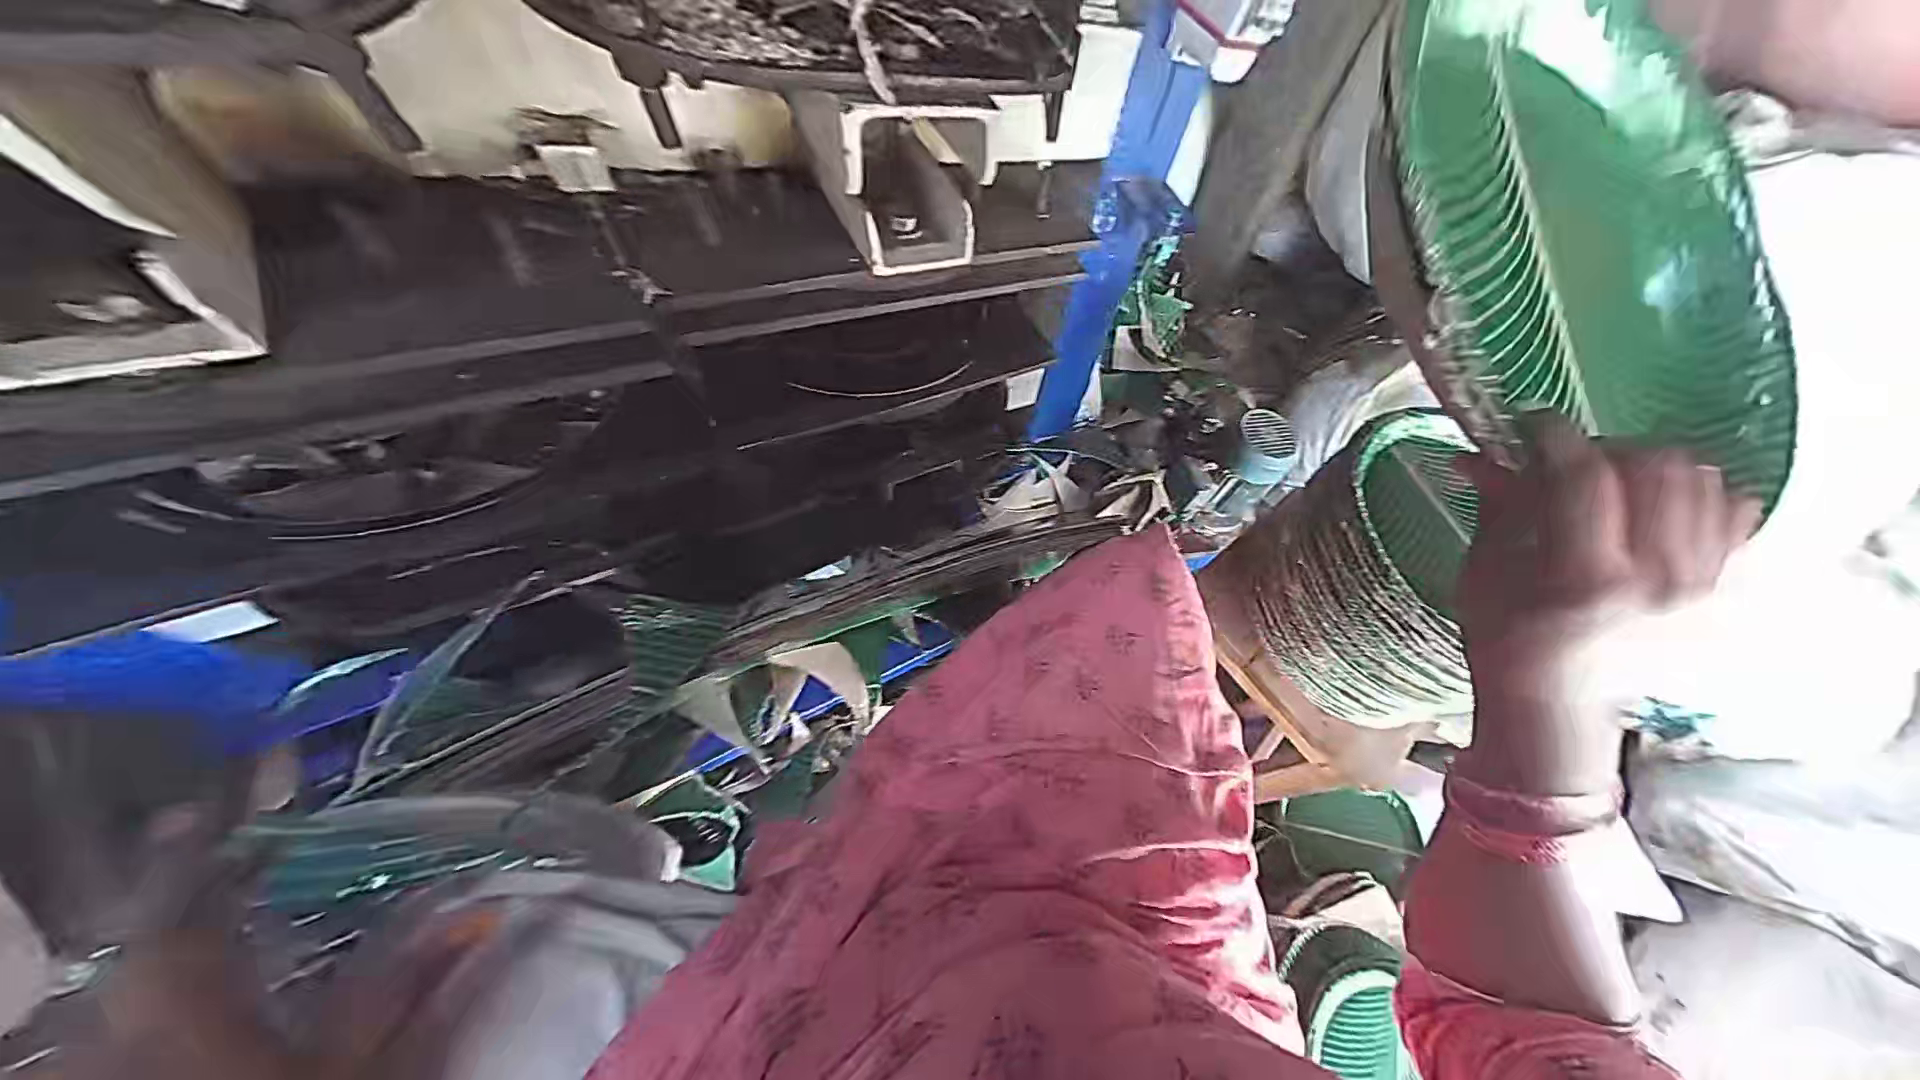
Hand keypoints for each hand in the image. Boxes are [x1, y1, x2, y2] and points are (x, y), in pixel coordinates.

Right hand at [1451, 414, 1760, 792]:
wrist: (1554, 697)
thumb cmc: (1502, 637)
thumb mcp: (1483, 571)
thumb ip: (1496, 507)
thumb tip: (1474, 454)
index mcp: (1586, 578)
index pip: (1586, 478)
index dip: (1555, 437)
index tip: (1530, 424)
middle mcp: (1661, 578)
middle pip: (1656, 467)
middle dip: (1602, 448)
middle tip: (1564, 460)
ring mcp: (1704, 582)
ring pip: (1701, 479)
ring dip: (1646, 465)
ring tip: (1605, 480)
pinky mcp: (1724, 584)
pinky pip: (1733, 507)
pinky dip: (1693, 491)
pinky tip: (1650, 504)